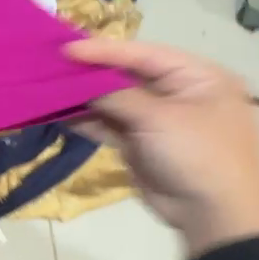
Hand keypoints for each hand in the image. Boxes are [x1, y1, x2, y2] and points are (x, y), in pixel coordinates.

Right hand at [65, 39, 258, 256]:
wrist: (213, 210)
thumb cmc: (199, 154)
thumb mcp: (160, 118)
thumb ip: (117, 96)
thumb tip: (78, 84)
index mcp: (199, 78)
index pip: (146, 55)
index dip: (105, 51)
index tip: (66, 49)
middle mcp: (179, 93)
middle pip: (126, 76)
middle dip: (89, 73)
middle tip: (50, 65)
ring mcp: (158, 119)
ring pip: (112, 101)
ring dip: (80, 97)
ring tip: (45, 88)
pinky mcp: (139, 141)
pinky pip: (106, 124)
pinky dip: (83, 120)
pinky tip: (55, 114)